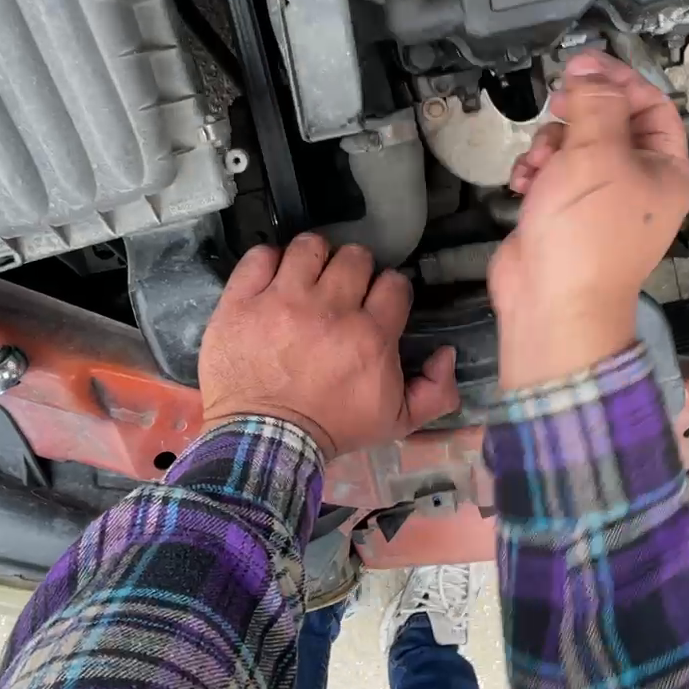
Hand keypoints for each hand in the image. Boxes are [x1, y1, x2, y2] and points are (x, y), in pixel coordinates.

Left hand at [200, 234, 460, 458]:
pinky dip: (268, 262)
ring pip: (309, 247)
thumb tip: (446, 353)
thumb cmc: (332, 429)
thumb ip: (436, 390)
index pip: (393, 282)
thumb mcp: (397, 422)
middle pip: (354, 256)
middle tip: (340, 291)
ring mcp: (282, 301)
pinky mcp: (242, 302)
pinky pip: (260, 256)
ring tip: (306, 280)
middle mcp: (329, 310)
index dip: (387, 290)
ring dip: (313, 259)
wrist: (265, 441)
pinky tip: (272, 281)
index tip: (374, 303)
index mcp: (370, 335)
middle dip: (353, 270)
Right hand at [491, 49, 688, 388]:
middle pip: (609, 124)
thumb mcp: (597, 154)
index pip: (652, 106)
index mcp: (664, 169)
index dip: (618, 80)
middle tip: (555, 103)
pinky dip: (535, 173)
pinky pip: (551, 177)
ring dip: (549, 145)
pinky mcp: (563, 216)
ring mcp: (597, 202)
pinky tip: (523, 183)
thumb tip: (590, 73)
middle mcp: (635, 184)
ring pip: (574, 148)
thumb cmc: (586, 236)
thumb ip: (596, 104)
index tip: (582, 65)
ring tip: (537, 162)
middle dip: (577, 113)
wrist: (551, 303)